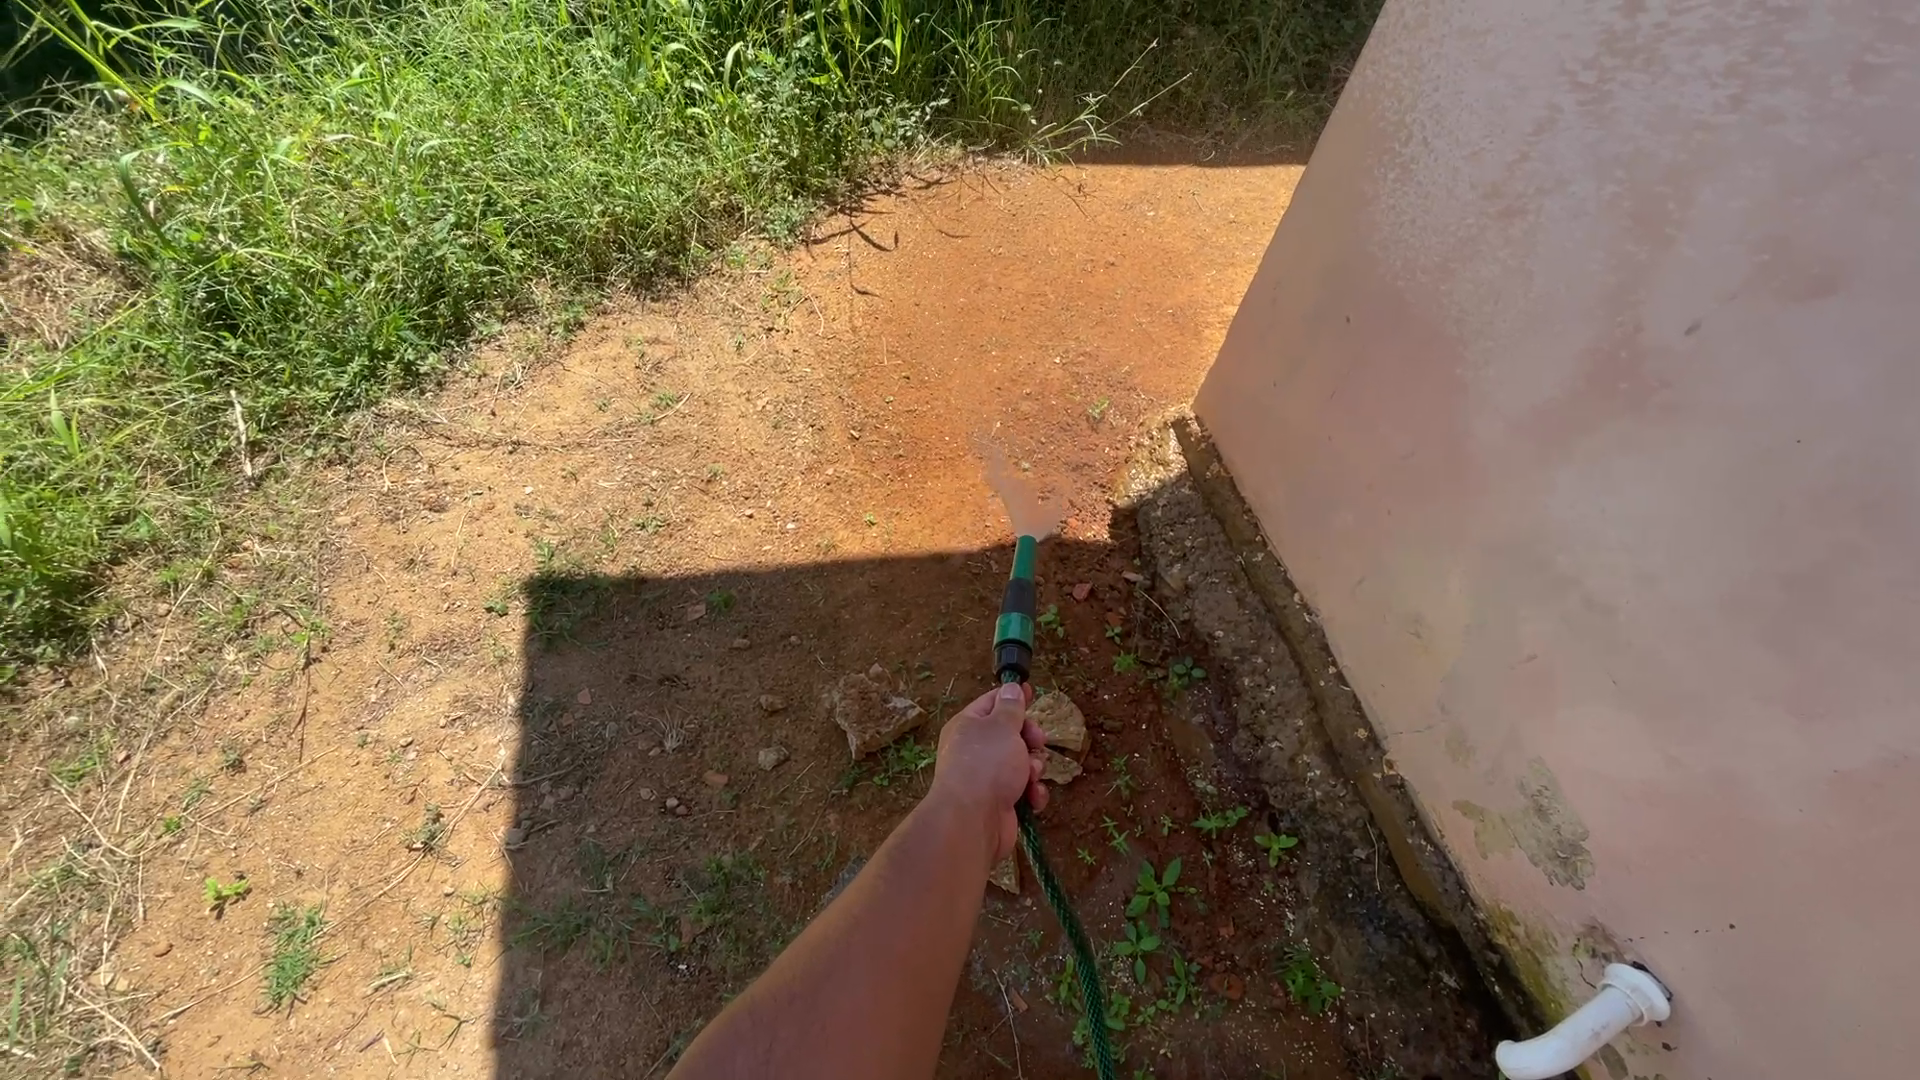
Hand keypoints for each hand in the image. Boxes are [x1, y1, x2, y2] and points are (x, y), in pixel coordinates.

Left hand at [931, 682, 1049, 862]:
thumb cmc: (986, 764)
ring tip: (1030, 774)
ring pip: (1021, 763)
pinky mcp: (1001, 802)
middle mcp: (975, 750)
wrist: (973, 820)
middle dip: (1029, 738)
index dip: (1013, 697)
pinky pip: (1024, 790)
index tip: (1032, 692)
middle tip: (1037, 741)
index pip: (992, 703)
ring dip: (1033, 767)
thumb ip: (1010, 707)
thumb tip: (1011, 687)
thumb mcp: (1002, 726)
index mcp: (968, 726)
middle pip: (1011, 734)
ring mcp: (988, 778)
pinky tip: (1032, 797)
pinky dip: (1032, 792)